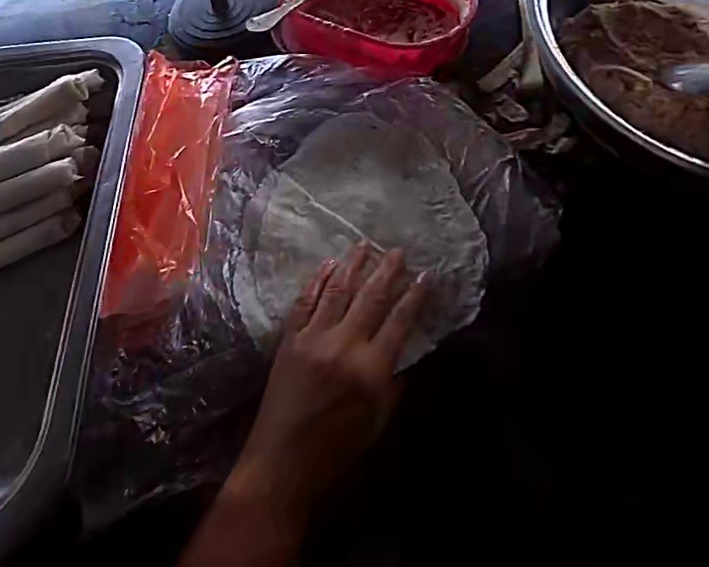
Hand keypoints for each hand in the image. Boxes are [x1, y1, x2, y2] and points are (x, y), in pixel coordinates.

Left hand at [228, 244, 427, 516]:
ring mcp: (314, 339)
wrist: (280, 464)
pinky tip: (328, 264)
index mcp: (372, 369)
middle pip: (372, 297)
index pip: (401, 320)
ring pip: (338, 290)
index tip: (427, 274)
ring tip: (365, 244)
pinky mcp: (290, 341)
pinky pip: (305, 302)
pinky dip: (318, 280)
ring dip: (353, 264)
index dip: (416, 294)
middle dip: (388, 270)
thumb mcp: (378, 421)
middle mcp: (345, 346)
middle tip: (398, 250)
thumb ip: (394, 383)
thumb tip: (406, 350)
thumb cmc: (336, 449)